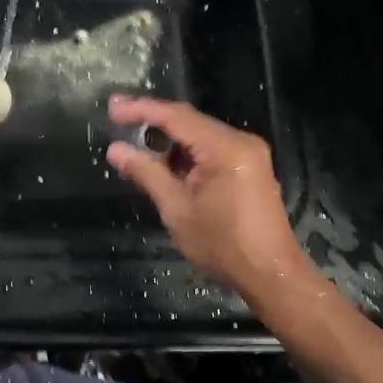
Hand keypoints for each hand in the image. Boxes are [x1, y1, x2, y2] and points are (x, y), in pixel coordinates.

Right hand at [106, 95, 308, 293]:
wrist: (270, 274)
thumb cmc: (222, 244)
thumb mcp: (176, 208)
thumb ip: (146, 173)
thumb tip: (115, 150)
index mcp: (225, 148)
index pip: (176, 116)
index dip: (141, 109)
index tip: (112, 108)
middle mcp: (240, 142)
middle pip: (189, 121)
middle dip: (153, 122)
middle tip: (117, 120)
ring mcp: (248, 154)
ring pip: (199, 135)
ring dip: (169, 142)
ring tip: (136, 150)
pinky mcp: (249, 167)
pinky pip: (211, 149)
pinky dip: (186, 154)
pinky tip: (166, 166)